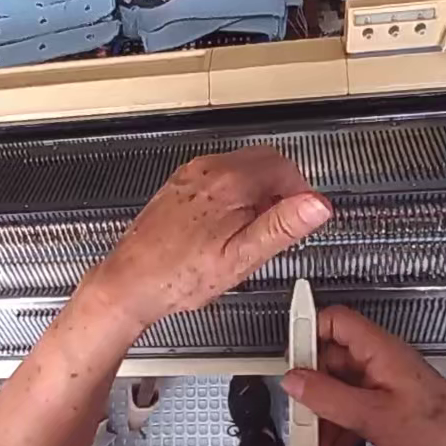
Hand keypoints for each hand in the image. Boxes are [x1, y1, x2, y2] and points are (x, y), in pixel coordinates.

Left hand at [77, 147, 331, 331]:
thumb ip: (282, 226)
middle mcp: (208, 170)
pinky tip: (226, 229)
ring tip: (253, 231)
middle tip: (282, 223)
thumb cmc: (178, 276)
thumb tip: (316, 205)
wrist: (129, 283)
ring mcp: (190, 177)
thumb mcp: (242, 257)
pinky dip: (234, 196)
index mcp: (230, 182)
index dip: (301, 192)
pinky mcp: (179, 188)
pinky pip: (218, 180)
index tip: (303, 215)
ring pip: (241, 170)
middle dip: (281, 189)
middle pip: (263, 162)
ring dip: (257, 192)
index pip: (284, 166)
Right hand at [282, 306, 445, 445]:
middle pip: (330, 362)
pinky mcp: (388, 406)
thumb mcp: (373, 417)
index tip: (288, 363)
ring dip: (323, 423)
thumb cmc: (441, 435)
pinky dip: (340, 433)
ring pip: (339, 392)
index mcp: (380, 350)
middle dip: (311, 395)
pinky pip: (353, 411)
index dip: (308, 335)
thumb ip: (328, 397)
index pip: (334, 321)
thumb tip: (293, 380)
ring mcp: (383, 385)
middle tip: (299, 423)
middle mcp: (379, 361)